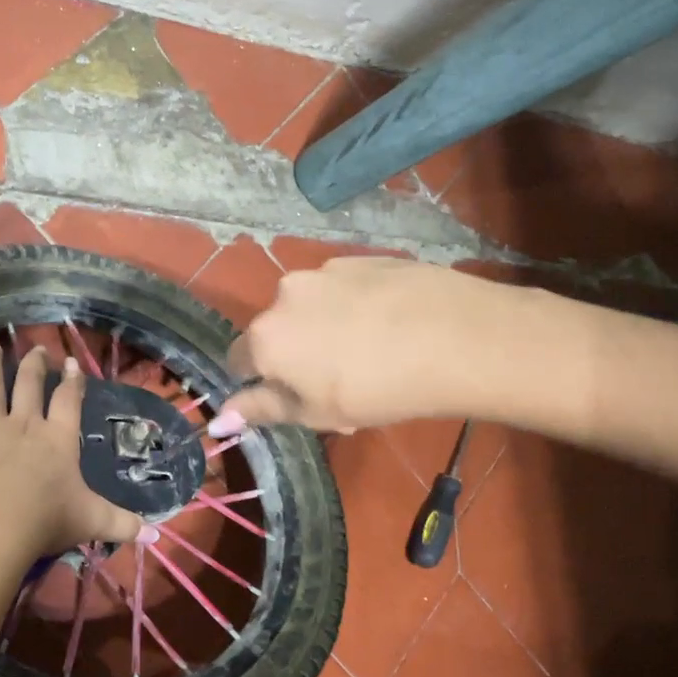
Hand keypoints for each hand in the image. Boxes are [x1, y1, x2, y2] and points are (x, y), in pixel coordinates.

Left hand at [0, 339, 153, 564]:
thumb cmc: (47, 525)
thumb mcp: (93, 523)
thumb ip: (124, 525)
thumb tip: (157, 534)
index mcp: (59, 439)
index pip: (68, 400)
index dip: (72, 381)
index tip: (71, 365)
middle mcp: (25, 424)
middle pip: (30, 384)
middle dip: (34, 364)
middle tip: (36, 350)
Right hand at [208, 257, 532, 435]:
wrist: (459, 338)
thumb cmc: (376, 389)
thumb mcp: (314, 413)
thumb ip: (262, 410)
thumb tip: (219, 418)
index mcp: (266, 336)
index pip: (239, 361)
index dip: (261, 384)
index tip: (293, 399)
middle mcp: (286, 294)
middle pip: (277, 330)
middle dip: (296, 355)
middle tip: (336, 385)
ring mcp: (327, 271)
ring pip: (312, 308)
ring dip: (325, 330)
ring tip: (370, 356)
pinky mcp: (366, 258)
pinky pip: (346, 290)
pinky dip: (356, 309)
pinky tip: (391, 330)